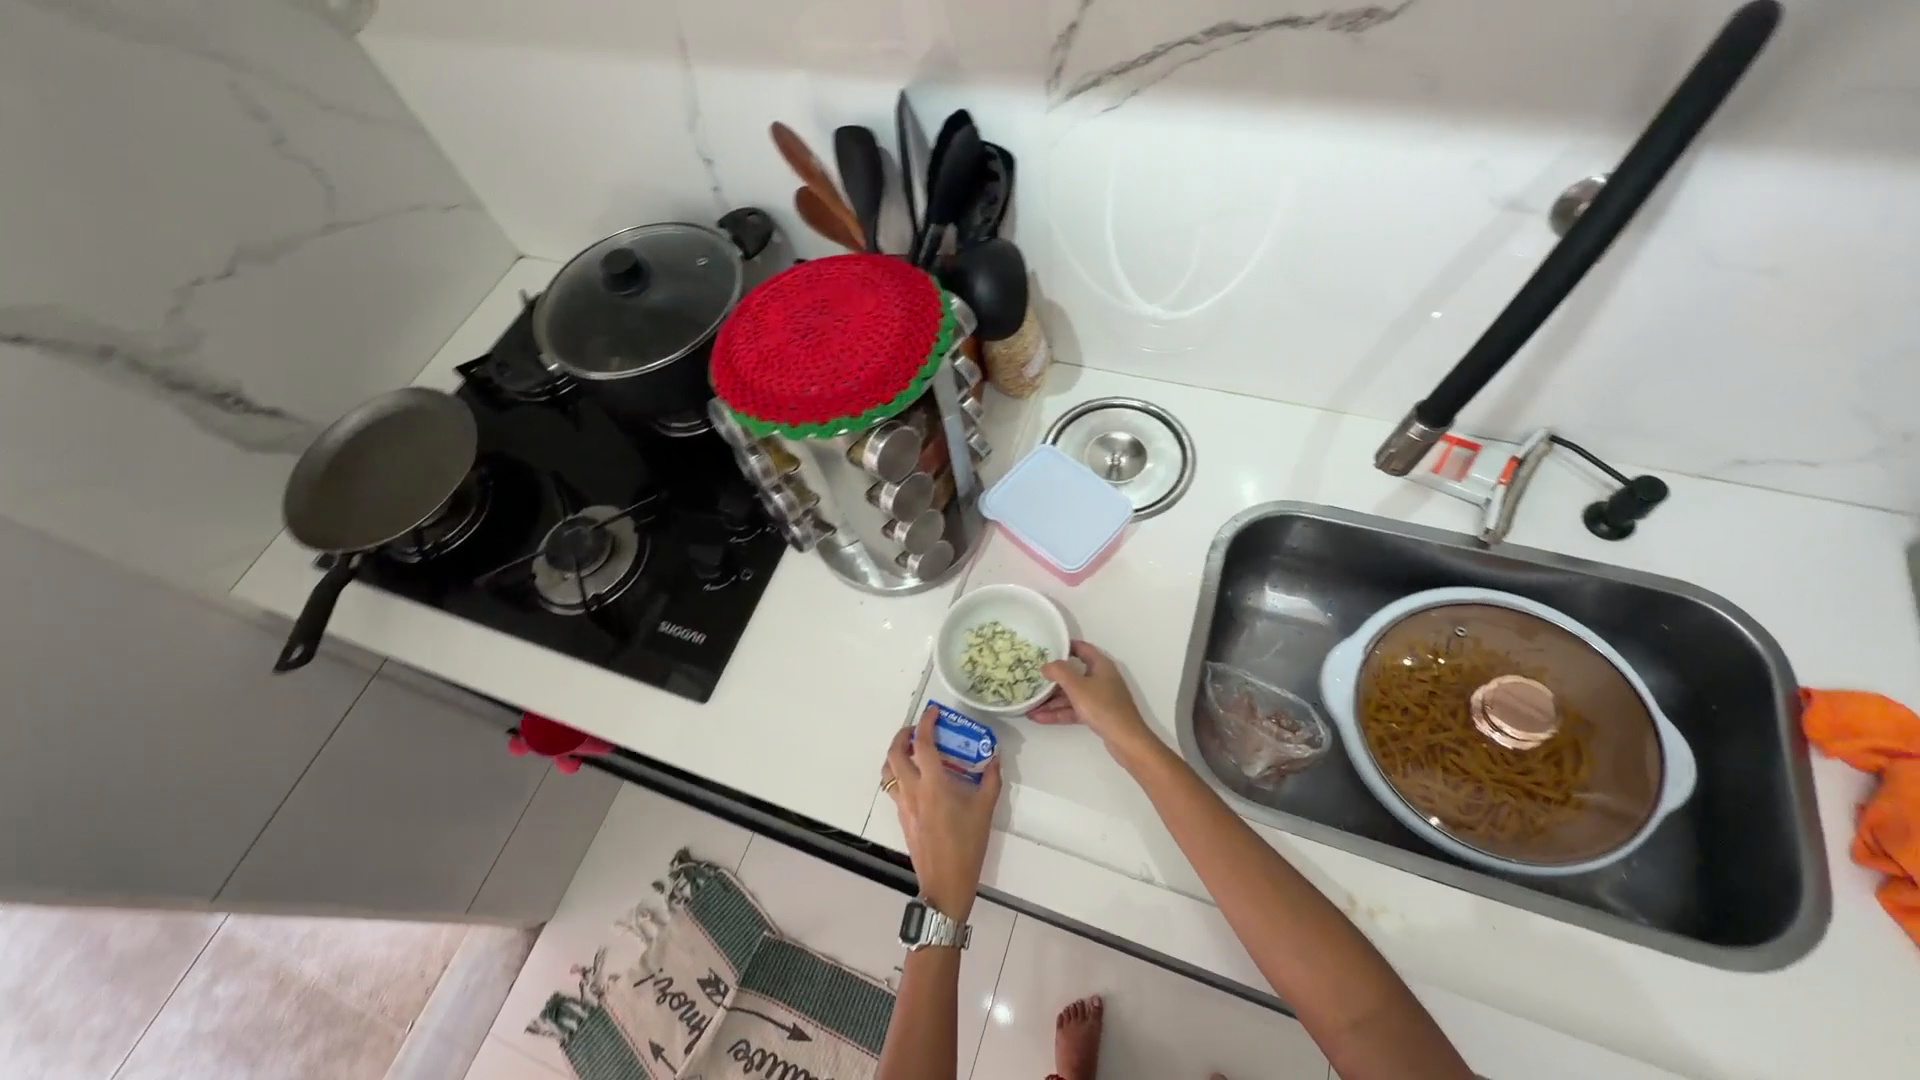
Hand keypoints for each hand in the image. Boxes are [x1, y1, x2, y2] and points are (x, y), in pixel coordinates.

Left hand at [884, 705, 1002, 921]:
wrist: (945, 882)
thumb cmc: (967, 845)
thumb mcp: (985, 809)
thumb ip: (990, 779)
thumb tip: (994, 757)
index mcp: (933, 784)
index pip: (922, 743)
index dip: (925, 722)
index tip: (933, 712)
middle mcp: (912, 790)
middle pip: (894, 753)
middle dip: (902, 735)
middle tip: (917, 729)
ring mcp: (903, 804)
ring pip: (887, 770)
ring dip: (895, 754)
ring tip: (911, 749)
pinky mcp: (901, 816)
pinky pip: (892, 787)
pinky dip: (898, 773)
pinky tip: (916, 777)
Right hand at [1029, 641, 1163, 766]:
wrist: (1125, 739)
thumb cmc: (1102, 706)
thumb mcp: (1077, 686)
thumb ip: (1059, 672)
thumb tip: (1046, 665)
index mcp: (1100, 665)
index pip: (1081, 648)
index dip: (1064, 646)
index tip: (1045, 648)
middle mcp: (1100, 678)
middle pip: (1073, 674)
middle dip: (1052, 680)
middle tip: (1032, 678)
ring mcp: (1099, 697)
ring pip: (1071, 694)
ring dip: (1052, 700)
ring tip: (1029, 705)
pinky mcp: (1097, 714)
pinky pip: (1074, 709)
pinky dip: (1059, 712)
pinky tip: (1039, 718)